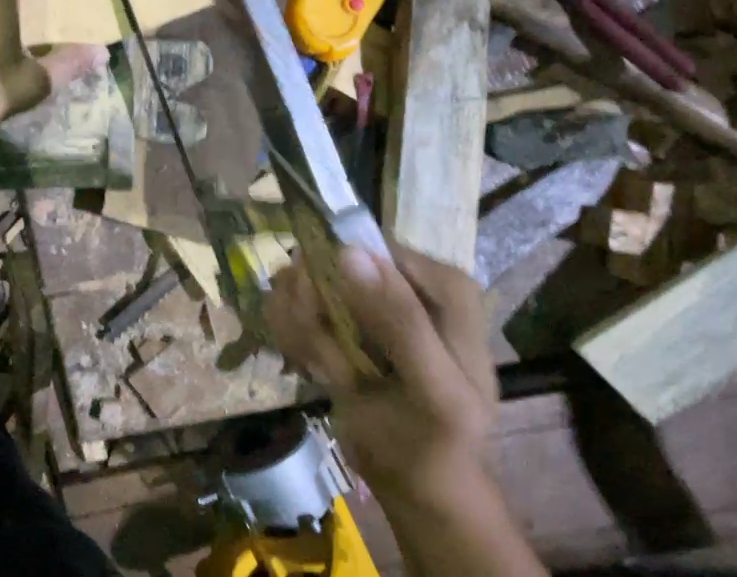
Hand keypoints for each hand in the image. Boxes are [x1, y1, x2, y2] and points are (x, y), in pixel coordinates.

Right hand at [266, 245, 497, 505]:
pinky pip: (293, 305)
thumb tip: (347, 250)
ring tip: (325, 370)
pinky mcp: (340, 319)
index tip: (323, 316)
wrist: (417, 486)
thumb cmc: (438, 440)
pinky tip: (313, 368)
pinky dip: (291, 336)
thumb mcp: (434, 388)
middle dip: (312, 309)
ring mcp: (367, 300)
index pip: (372, 251)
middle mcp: (403, 284)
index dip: (338, 278)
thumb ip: (400, 320)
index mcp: (445, 288)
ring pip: (304, 283)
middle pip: (331, 262)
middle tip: (326, 355)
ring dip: (299, 327)